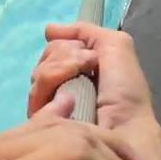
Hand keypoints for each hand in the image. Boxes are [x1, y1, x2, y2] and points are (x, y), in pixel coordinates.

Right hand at [27, 23, 155, 134]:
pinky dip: (53, 82)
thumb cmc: (125, 90)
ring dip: (62, 68)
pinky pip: (36, 93)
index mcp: (75, 71)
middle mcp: (59, 87)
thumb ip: (84, 31)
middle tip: (89, 67)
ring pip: (38, 74)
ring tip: (82, 82)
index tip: (90, 53)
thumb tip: (48, 29)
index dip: (69, 45)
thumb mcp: (115, 46)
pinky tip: (69, 97)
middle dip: (67, 56)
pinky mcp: (40, 124)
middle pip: (44, 59)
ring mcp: (48, 107)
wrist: (125, 130)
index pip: (54, 48)